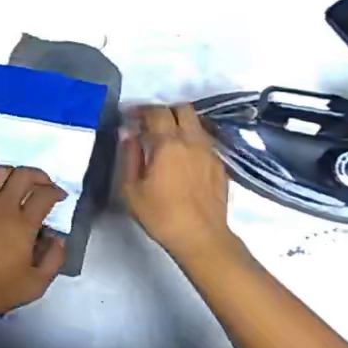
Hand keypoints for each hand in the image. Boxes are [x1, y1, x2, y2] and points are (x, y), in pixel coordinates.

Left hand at [0, 165, 67, 337]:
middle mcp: (1, 207)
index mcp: (22, 224)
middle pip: (22, 174)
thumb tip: (57, 236)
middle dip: (39, 175)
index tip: (60, 196)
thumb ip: (54, 257)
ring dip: (12, 173)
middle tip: (44, 185)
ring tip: (18, 184)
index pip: (44, 194)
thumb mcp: (37, 283)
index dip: (56, 191)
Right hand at [120, 105, 247, 267]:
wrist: (201, 238)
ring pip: (197, 123)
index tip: (129, 117)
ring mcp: (210, 152)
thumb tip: (127, 133)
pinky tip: (182, 156)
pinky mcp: (220, 165)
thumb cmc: (160, 215)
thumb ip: (129, 156)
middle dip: (164, 111)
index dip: (140, 110)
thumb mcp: (131, 189)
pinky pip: (205, 141)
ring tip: (165, 138)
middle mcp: (192, 142)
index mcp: (168, 144)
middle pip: (182, 109)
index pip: (156, 112)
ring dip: (180, 123)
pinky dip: (191, 139)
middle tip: (149, 123)